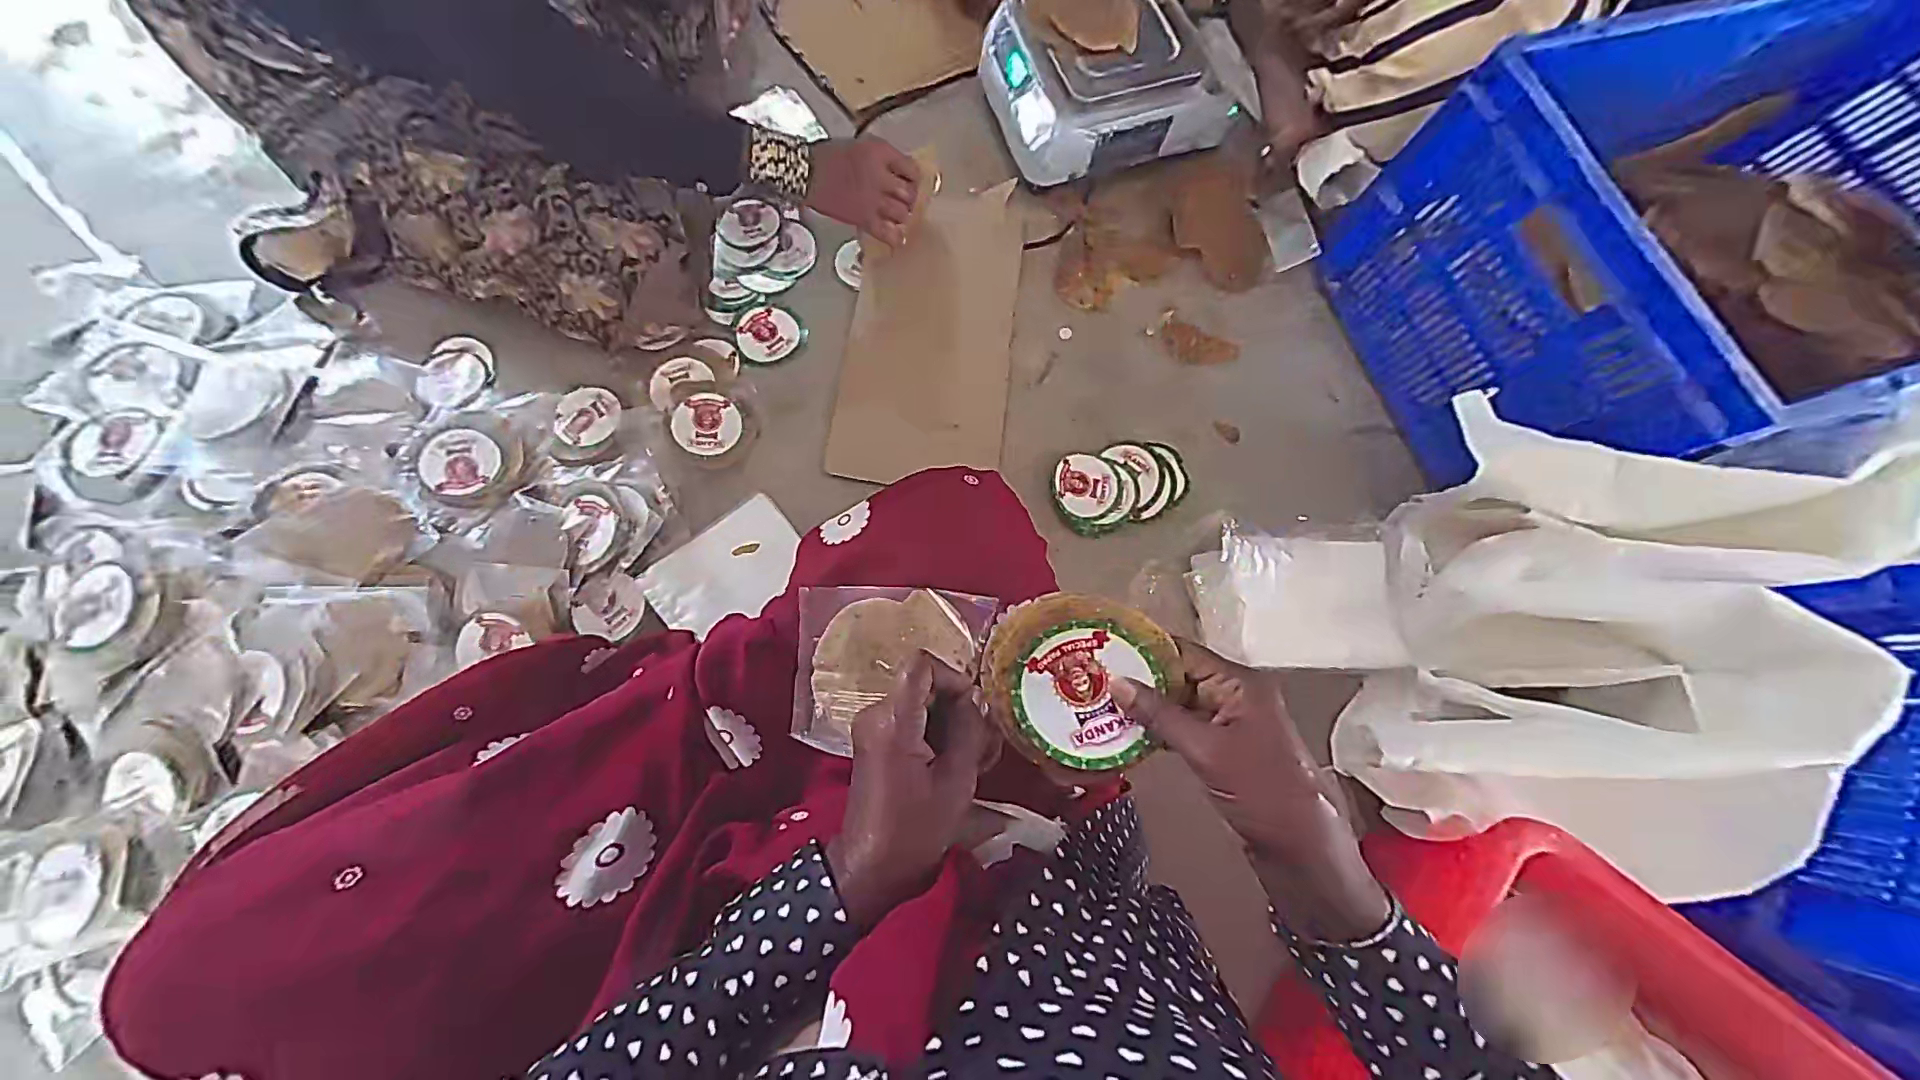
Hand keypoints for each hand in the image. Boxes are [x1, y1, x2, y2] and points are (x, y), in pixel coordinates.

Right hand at [805, 137, 920, 247]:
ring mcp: (873, 200)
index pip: (912, 169)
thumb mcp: (860, 146)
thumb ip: (881, 160)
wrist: (806, 173)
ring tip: (896, 216)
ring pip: (902, 214)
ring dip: (901, 216)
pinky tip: (897, 238)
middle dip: (909, 200)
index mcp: (881, 153)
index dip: (913, 179)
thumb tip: (898, 176)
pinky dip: (896, 238)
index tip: (910, 184)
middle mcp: (881, 176)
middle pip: (909, 194)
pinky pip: (888, 233)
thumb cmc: (828, 157)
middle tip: (903, 202)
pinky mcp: (864, 219)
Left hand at [828, 651, 998, 926]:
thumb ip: (970, 730)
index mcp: (892, 720)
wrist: (870, 869)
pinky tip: (957, 766)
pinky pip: (912, 721)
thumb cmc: (915, 830)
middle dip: (959, 707)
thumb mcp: (956, 780)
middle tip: (984, 742)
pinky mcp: (876, 742)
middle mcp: (876, 714)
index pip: (922, 664)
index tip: (975, 707)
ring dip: (952, 724)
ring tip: (976, 760)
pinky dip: (937, 735)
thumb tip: (976, 700)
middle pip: (926, 685)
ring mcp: (873, 727)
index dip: (955, 677)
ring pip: (922, 704)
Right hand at [1112, 640, 1390, 939]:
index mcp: (1239, 683)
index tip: (1106, 648)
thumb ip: (1160, 714)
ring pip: (1178, 702)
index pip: (1184, 652)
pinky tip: (1125, 729)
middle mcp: (1234, 694)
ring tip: (1101, 700)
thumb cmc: (1261, 791)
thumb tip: (1116, 682)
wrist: (1301, 851)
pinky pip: (1182, 725)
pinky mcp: (1221, 745)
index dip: (1145, 649)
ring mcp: (1228, 721)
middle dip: (1139, 677)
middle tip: (1095, 677)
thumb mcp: (1205, 750)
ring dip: (1145, 704)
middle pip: (1179, 675)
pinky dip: (1157, 727)